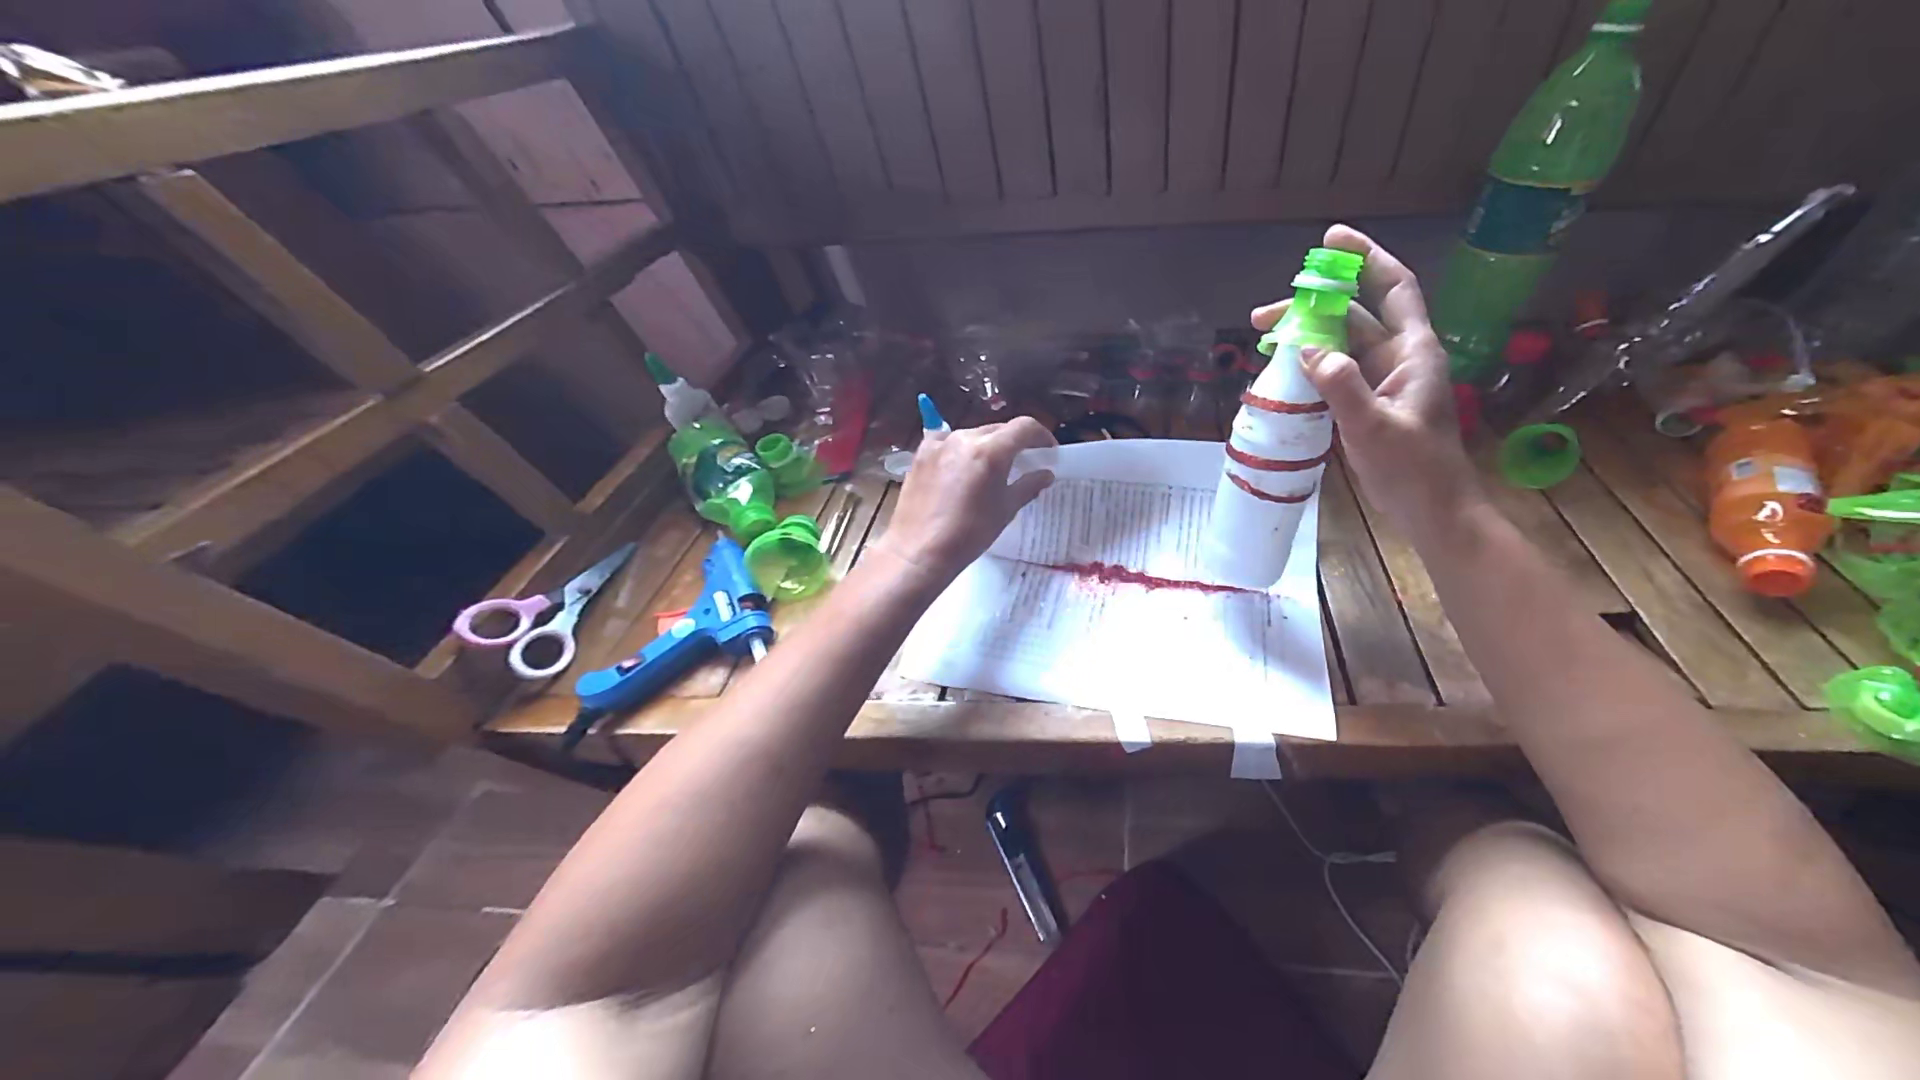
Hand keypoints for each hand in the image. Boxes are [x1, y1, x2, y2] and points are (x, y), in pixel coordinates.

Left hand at [872, 416, 1056, 581]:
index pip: (1024, 427)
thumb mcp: (1005, 510)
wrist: (920, 550)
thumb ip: (1028, 486)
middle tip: (1023, 461)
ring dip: (987, 445)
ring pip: (972, 434)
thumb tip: (1045, 474)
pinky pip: (947, 442)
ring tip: (990, 468)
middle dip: (1014, 442)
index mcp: (991, 451)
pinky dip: (960, 450)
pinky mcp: (921, 454)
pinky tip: (960, 468)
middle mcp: (964, 438)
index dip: (1041, 435)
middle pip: (998, 429)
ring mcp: (939, 444)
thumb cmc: (969, 534)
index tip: (1047, 450)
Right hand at [1252, 224, 1479, 538]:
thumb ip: (1342, 386)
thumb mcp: (1374, 427)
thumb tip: (1307, 349)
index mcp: (1413, 352)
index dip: (1366, 259)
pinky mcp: (1367, 404)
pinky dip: (1308, 368)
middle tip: (1263, 316)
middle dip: (1312, 308)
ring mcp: (1381, 382)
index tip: (1333, 240)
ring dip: (1305, 339)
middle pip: (1355, 317)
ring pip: (1340, 346)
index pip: (1393, 289)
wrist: (1431, 509)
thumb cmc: (1413, 468)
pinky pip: (1334, 374)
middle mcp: (1398, 358)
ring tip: (1264, 342)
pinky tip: (1282, 373)